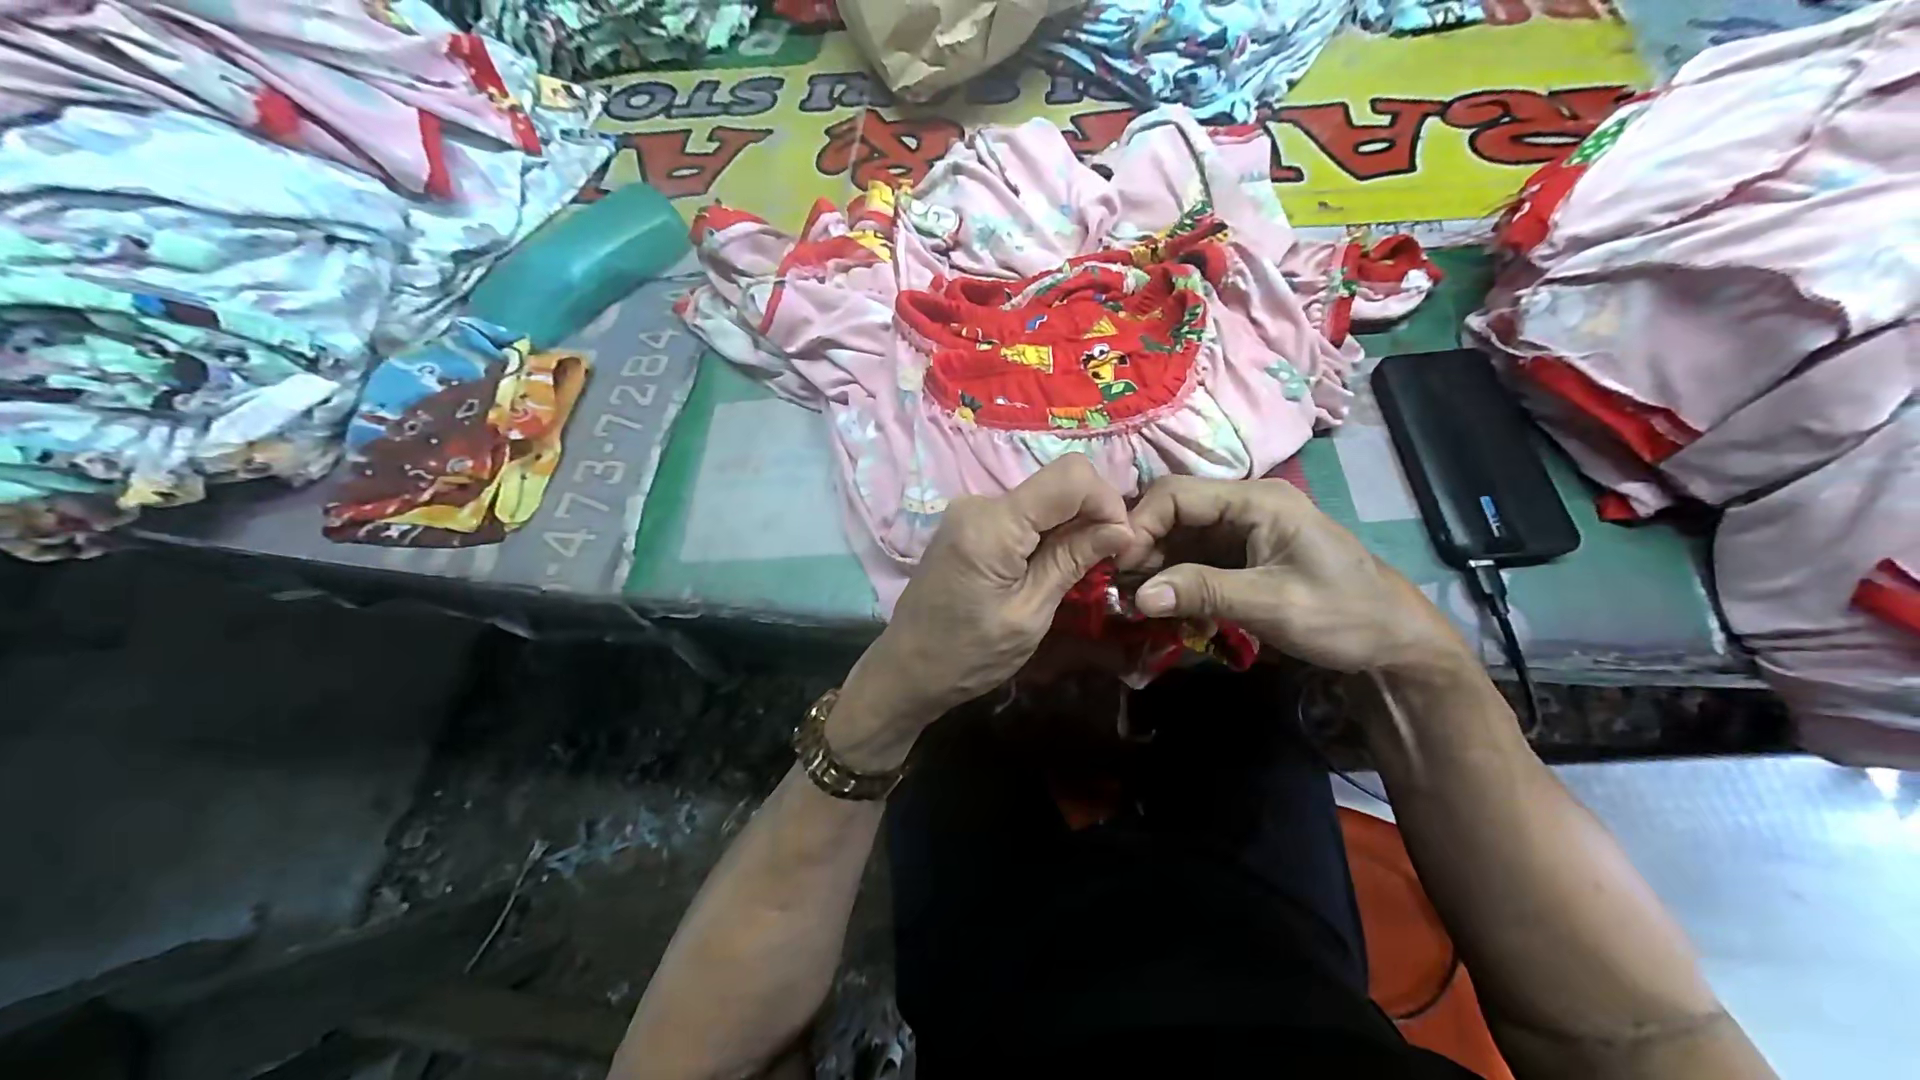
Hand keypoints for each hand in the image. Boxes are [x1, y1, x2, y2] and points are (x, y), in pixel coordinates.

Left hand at [829, 456, 1132, 768]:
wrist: (907, 669)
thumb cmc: (968, 655)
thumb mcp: (1030, 615)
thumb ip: (1072, 561)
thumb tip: (1123, 528)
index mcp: (992, 524)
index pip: (1070, 476)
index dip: (1107, 501)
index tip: (1122, 544)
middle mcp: (979, 503)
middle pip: (1057, 483)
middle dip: (1093, 514)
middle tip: (1109, 560)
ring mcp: (970, 510)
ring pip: (1043, 498)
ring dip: (1071, 525)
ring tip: (1080, 569)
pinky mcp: (969, 523)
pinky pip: (1022, 513)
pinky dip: (1046, 532)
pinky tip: (1049, 565)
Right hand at [1119, 476, 1470, 674]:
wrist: (1393, 643)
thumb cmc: (1343, 615)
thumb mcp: (1273, 604)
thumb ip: (1205, 592)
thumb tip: (1140, 597)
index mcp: (1257, 500)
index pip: (1177, 494)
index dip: (1139, 524)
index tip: (1118, 566)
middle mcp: (1244, 505)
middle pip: (1172, 512)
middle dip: (1141, 546)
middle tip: (1120, 588)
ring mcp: (1241, 530)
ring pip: (1177, 536)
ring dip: (1153, 566)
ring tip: (1135, 600)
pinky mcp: (1239, 555)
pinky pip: (1191, 558)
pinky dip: (1172, 579)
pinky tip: (1161, 604)